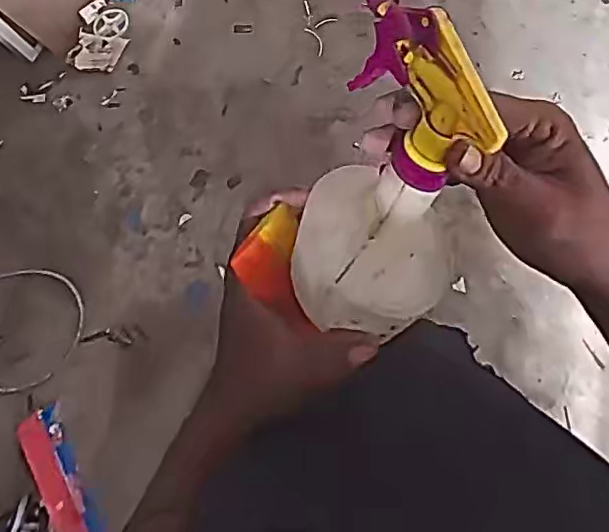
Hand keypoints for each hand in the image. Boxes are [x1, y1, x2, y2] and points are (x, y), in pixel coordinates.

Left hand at [199, 192, 379, 431]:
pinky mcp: (266, 299)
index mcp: (246, 276)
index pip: (252, 220)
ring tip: (340, 224)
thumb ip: (336, 355)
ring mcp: (256, 285)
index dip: (277, 200)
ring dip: (302, 228)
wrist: (232, 411)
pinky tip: (333, 259)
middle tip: (336, 207)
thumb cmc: (256, 382)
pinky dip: (304, 251)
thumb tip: (375, 341)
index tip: (311, 196)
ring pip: (276, 240)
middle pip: (267, 223)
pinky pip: (284, 260)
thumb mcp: (299, 367)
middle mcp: (248, 273)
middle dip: (299, 209)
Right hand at [361, 93, 608, 292]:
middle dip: (418, 118)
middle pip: (461, 113)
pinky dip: (429, 160)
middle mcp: (520, 127)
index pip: (482, 104)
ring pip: (453, 133)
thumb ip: (495, 174)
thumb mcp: (537, 205)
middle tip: (381, 126)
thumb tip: (454, 149)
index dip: (439, 107)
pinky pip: (456, 156)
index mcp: (539, 123)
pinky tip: (402, 164)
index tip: (404, 114)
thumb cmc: (580, 235)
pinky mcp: (494, 167)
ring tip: (379, 146)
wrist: (599, 270)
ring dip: (417, 139)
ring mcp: (506, 147)